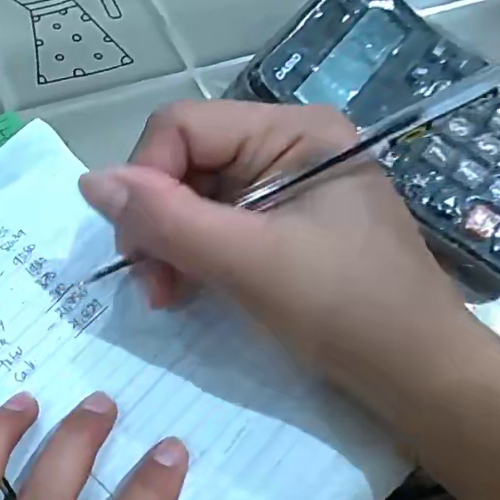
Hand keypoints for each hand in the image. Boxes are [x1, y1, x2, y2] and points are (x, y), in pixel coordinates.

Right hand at [77, 99, 487, 409]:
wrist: (410, 371)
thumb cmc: (343, 308)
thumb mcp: (246, 260)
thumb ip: (166, 218)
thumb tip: (89, 182)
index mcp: (291, 133)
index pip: (179, 128)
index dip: (146, 181)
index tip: (143, 246)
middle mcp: (277, 147)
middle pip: (173, 163)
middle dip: (151, 222)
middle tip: (152, 281)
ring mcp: (269, 185)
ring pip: (175, 197)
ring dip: (157, 246)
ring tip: (164, 293)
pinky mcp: (262, 221)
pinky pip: (194, 223)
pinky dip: (175, 257)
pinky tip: (179, 289)